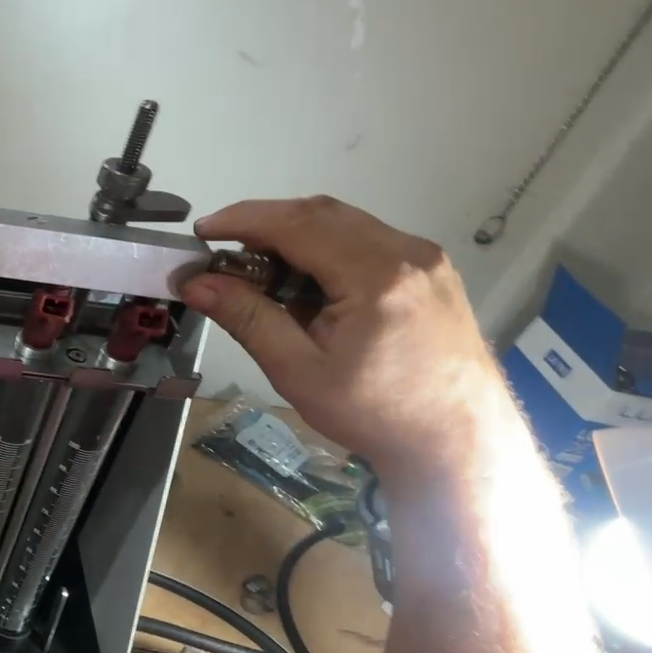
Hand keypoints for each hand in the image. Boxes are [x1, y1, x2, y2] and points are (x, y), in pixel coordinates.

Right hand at [176, 197, 518, 482]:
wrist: (454, 438)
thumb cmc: (371, 412)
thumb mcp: (298, 370)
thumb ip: (248, 319)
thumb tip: (197, 285)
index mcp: (376, 274)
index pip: (299, 224)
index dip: (244, 220)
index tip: (202, 232)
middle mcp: (407, 251)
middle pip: (324, 214)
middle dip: (266, 225)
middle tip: (221, 255)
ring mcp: (424, 258)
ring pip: (347, 226)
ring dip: (295, 239)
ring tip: (256, 276)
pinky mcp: (429, 272)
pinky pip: (367, 244)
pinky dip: (324, 252)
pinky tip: (303, 287)